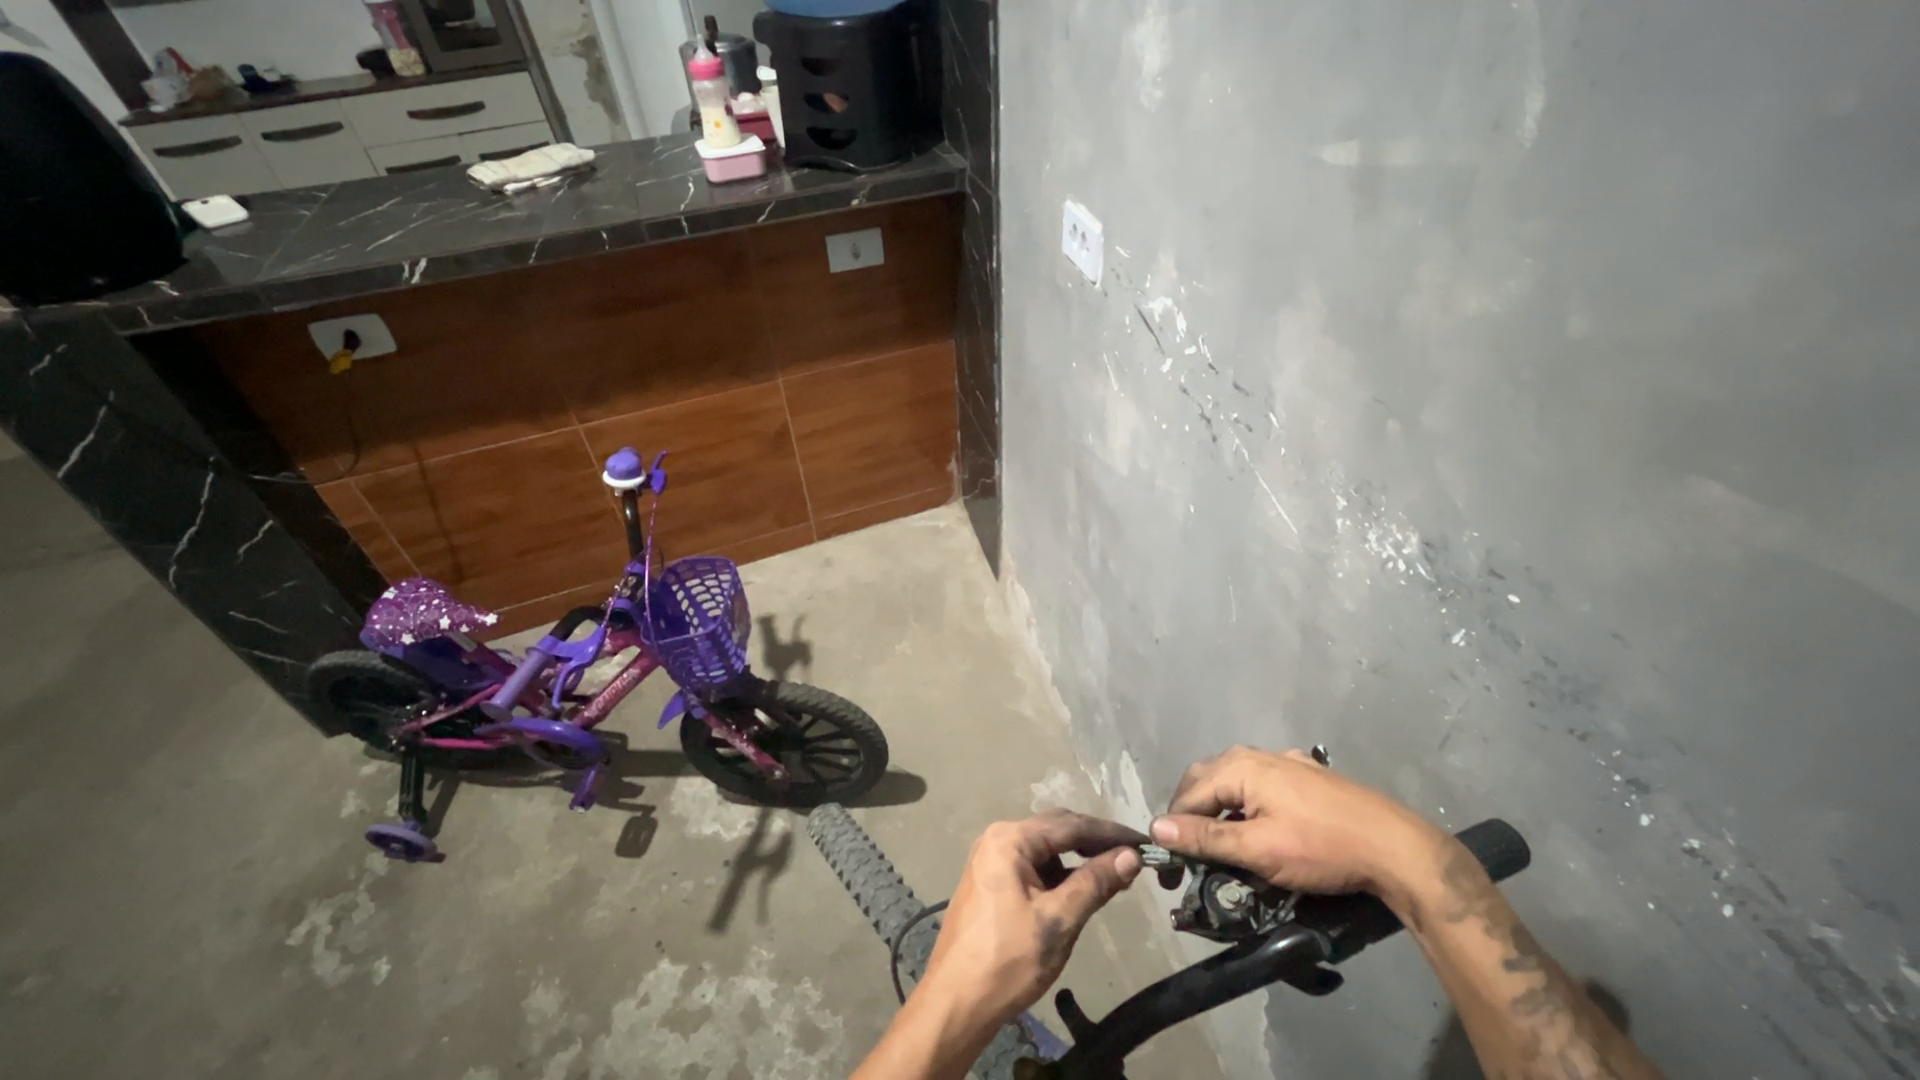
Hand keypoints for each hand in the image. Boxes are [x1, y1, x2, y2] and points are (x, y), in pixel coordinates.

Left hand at [920, 811, 1145, 1024]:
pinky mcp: (992, 881)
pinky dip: (1060, 875)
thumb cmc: (1007, 960)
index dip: (1112, 834)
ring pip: (1047, 850)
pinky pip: (1034, 867)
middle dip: (1096, 844)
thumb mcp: (1058, 921)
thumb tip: (1132, 857)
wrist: (956, 1002)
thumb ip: (1095, 883)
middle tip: (1134, 860)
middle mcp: (998, 839)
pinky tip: (1082, 891)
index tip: (1147, 844)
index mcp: (1010, 840)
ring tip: (1114, 877)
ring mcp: (992, 859)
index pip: (1072, 825)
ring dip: (1079, 861)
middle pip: (1058, 831)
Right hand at [1150, 746, 1446, 908]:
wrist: (1396, 849)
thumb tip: (1156, 828)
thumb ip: (1205, 838)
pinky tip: (1256, 822)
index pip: (1187, 794)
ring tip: (1217, 843)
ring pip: (1233, 779)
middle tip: (1186, 853)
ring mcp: (1285, 761)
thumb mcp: (1258, 849)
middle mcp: (1256, 754)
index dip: (1172, 830)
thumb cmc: (1321, 848)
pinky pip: (1260, 782)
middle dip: (1190, 813)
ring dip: (1217, 808)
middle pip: (1205, 779)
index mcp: (1239, 766)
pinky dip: (1244, 802)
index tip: (1169, 869)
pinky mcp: (1307, 775)